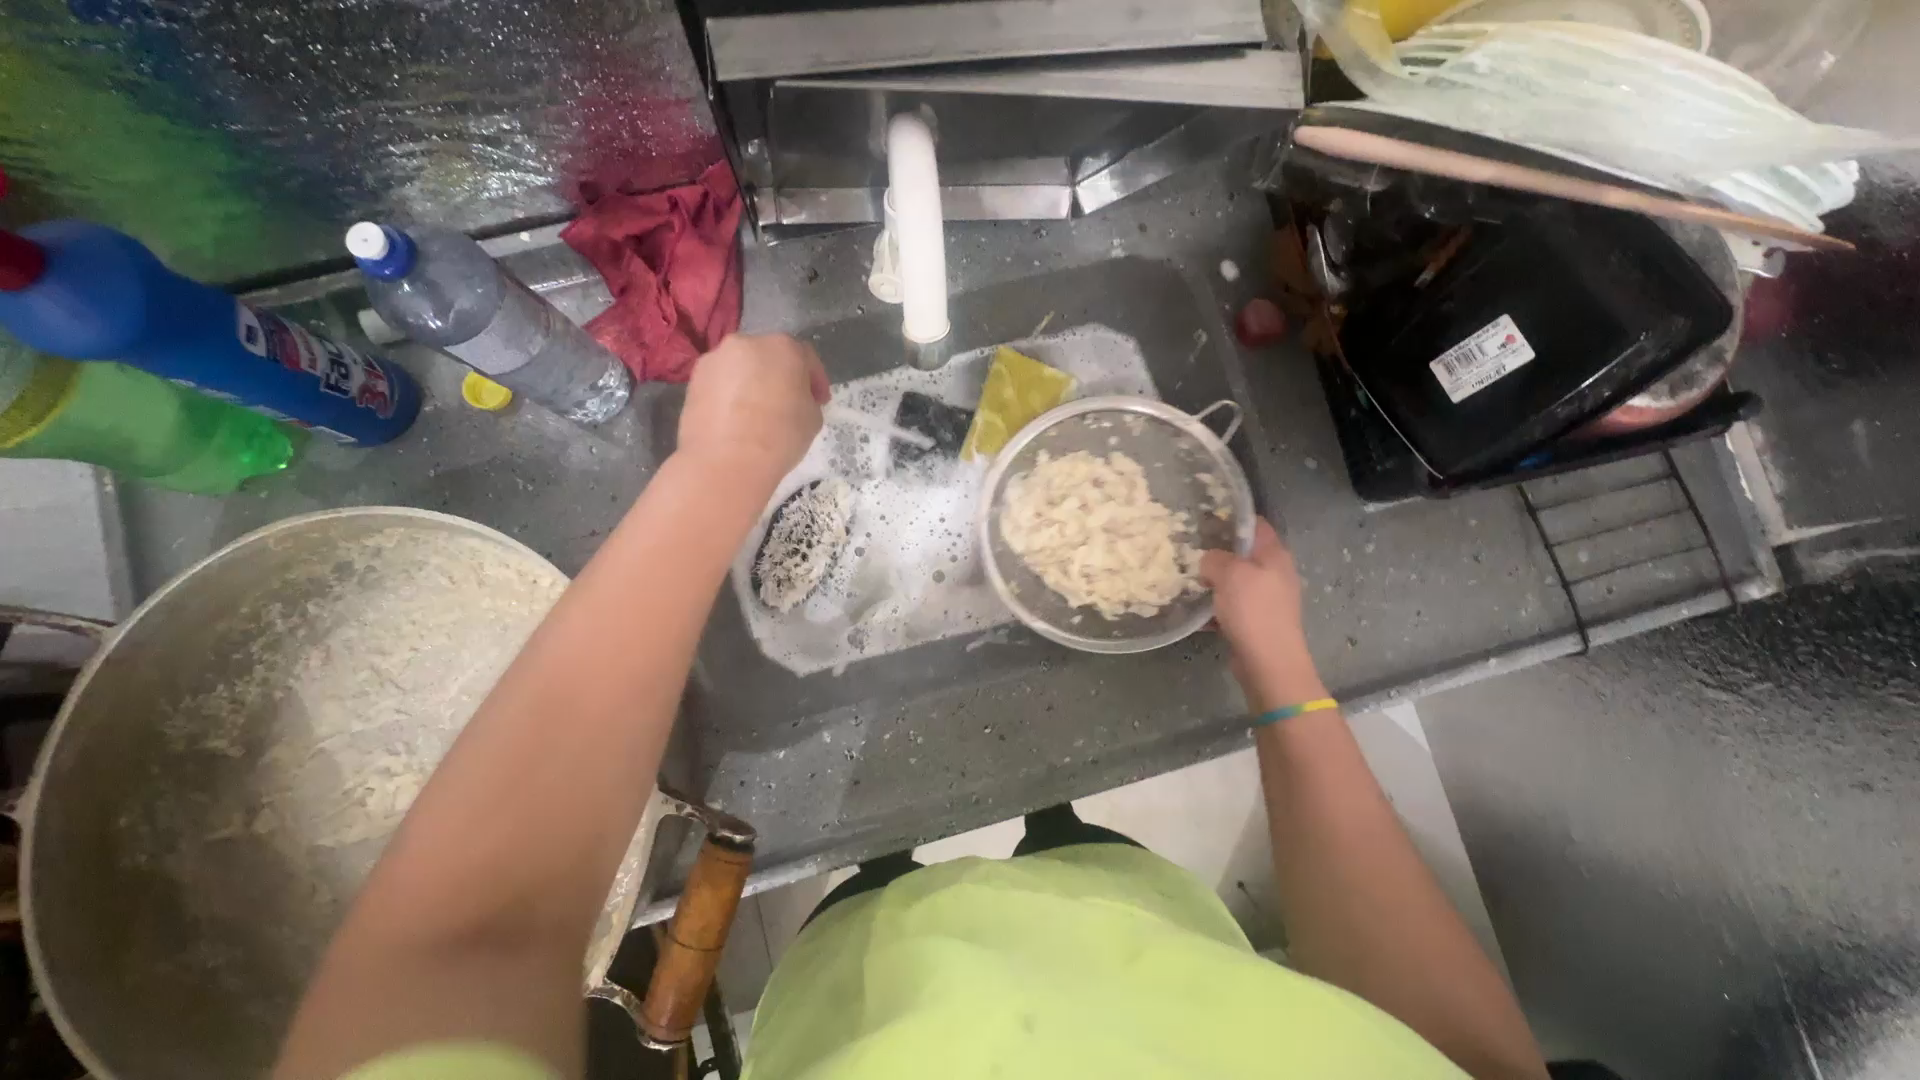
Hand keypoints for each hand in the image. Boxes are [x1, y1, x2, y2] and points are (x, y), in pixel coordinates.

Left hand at [677, 333, 829, 490]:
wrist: (725, 461)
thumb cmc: (779, 437)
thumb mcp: (813, 418)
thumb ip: (807, 399)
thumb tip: (794, 399)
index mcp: (783, 347)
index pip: (806, 357)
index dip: (815, 380)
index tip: (820, 401)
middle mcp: (747, 343)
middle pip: (770, 356)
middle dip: (781, 377)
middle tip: (788, 403)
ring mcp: (716, 359)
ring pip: (742, 367)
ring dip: (753, 383)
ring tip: (758, 412)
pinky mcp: (694, 379)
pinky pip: (722, 382)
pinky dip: (731, 394)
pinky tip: (736, 418)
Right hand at [1199, 519, 1327, 710]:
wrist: (1269, 662)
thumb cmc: (1253, 610)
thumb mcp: (1229, 573)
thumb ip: (1215, 558)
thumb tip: (1208, 560)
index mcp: (1275, 554)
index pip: (1255, 524)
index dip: (1231, 517)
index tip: (1203, 518)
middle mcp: (1276, 572)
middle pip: (1244, 553)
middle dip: (1217, 552)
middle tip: (1189, 550)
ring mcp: (1269, 598)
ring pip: (1236, 581)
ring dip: (1214, 581)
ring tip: (1188, 579)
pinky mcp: (1258, 620)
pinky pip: (1233, 606)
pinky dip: (1217, 607)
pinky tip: (1197, 612)